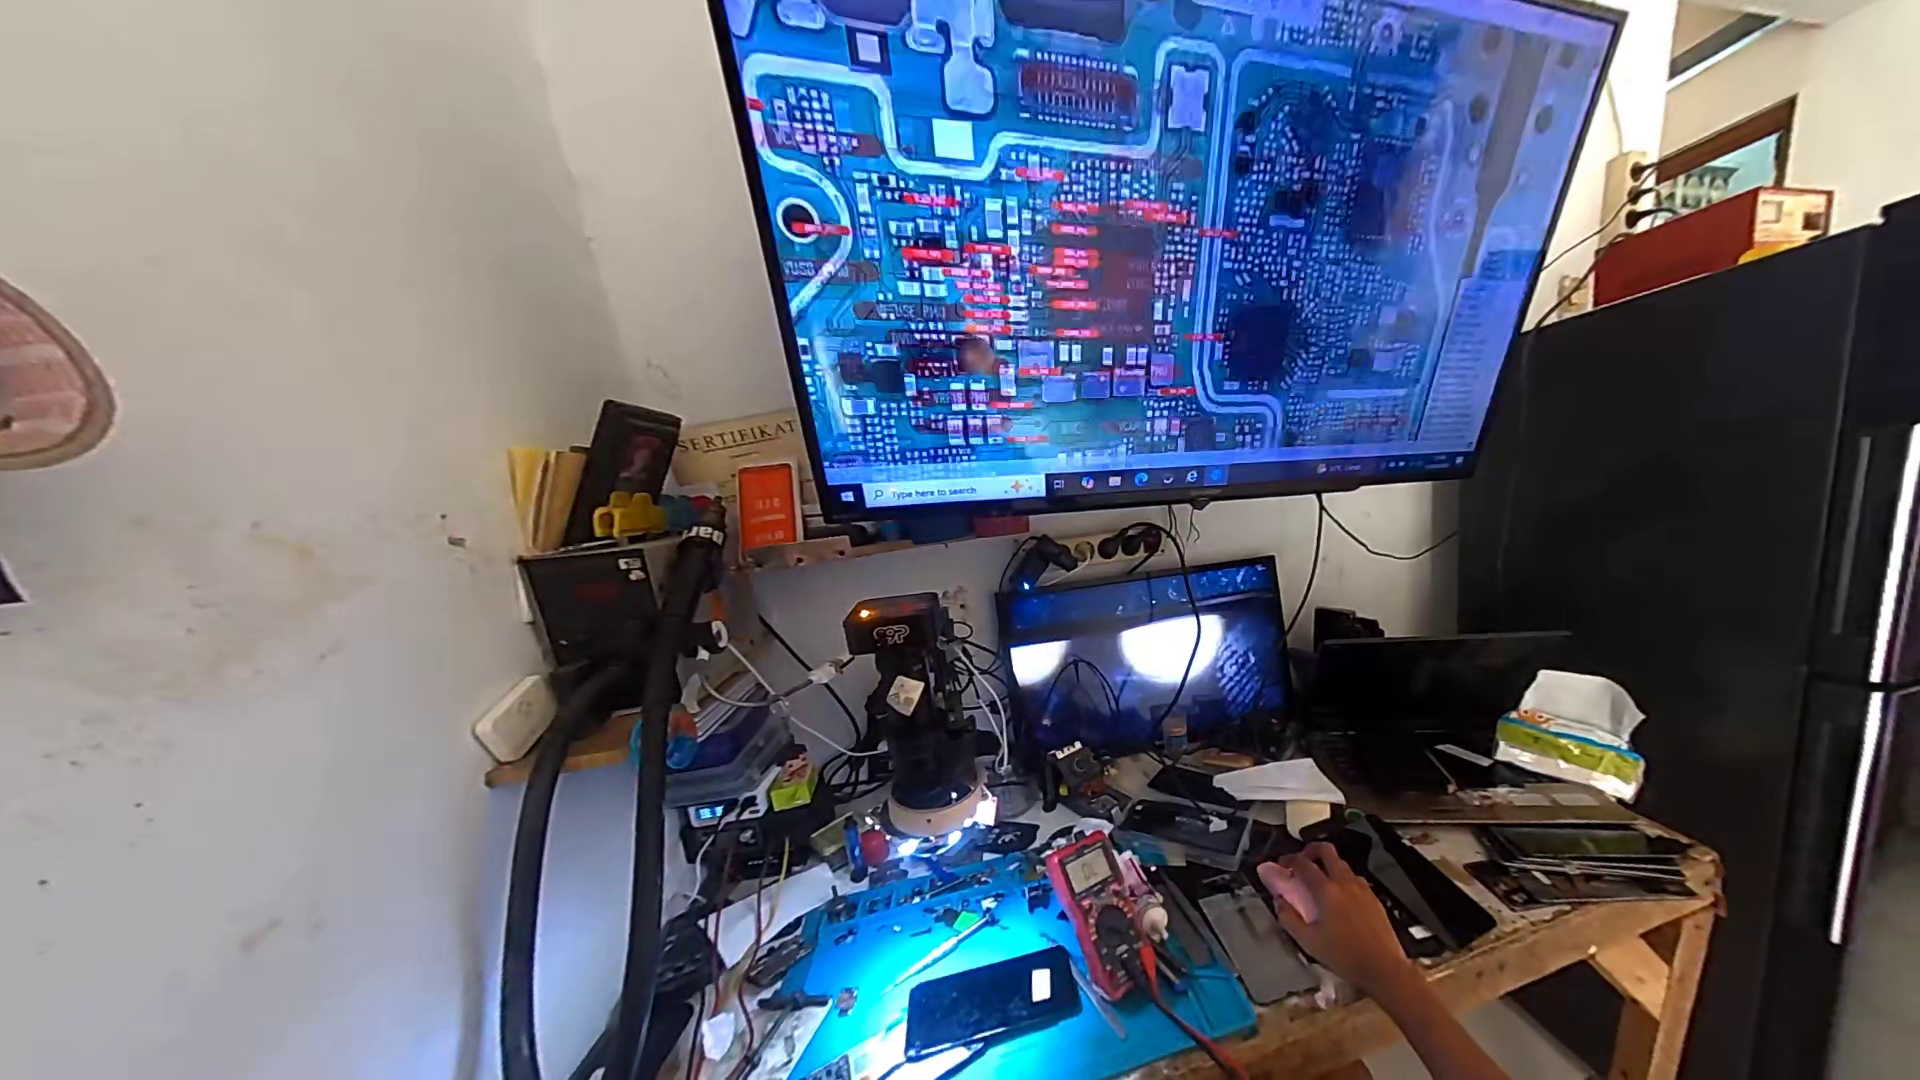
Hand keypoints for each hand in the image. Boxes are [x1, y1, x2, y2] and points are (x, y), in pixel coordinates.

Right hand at [1258, 843, 1414, 997]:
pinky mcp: (1375, 900)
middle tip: (1303, 862)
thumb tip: (1279, 901)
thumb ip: (1288, 918)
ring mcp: (1362, 890)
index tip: (1282, 865)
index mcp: (1326, 890)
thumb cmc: (1345, 957)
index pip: (1302, 862)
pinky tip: (1342, 897)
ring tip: (1322, 881)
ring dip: (1328, 866)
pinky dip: (1344, 880)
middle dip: (1310, 850)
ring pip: (1342, 864)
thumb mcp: (1308, 941)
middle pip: (1326, 850)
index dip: (1288, 859)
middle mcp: (1344, 883)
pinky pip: (1356, 879)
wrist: (1387, 972)